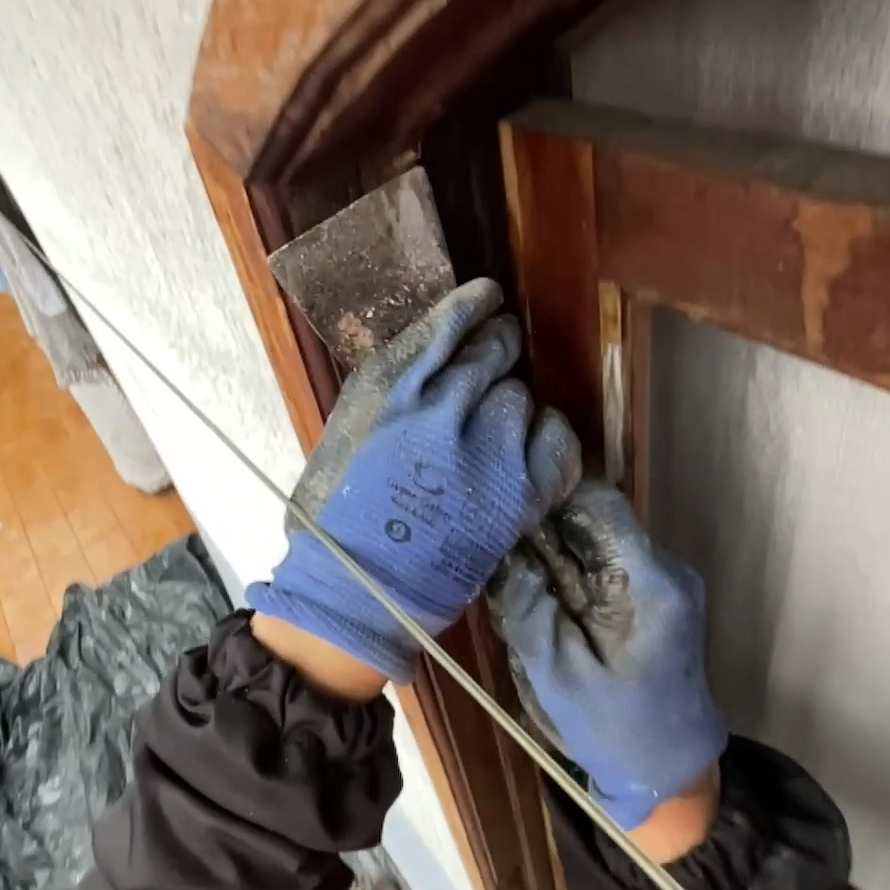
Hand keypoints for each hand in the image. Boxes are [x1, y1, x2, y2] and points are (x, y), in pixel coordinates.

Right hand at [247, 279, 580, 681]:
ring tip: (496, 427)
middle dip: (498, 349)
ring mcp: (485, 451)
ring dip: (511, 405)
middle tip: (498, 358)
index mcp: (389, 388)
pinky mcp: (518, 493)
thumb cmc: (334, 513)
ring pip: (522, 396)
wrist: (356, 589)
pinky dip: (547, 436)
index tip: (488, 300)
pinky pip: (556, 440)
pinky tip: (531, 444)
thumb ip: (392, 390)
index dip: (474, 306)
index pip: (448, 324)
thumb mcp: (347, 429)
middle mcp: (441, 408)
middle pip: (494, 352)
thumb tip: (434, 361)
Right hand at [489, 480, 726, 829]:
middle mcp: (662, 567)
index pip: (599, 501)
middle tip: (497, 553)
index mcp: (649, 584)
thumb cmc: (615, 729)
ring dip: (550, 551)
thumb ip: (527, 611)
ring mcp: (660, 577)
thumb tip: (504, 554)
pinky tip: (543, 597)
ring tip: (515, 581)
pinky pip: (598, 559)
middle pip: (592, 516)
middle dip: (540, 528)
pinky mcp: (650, 589)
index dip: (547, 493)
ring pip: (591, 535)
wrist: (671, 770)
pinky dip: (565, 569)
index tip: (501, 510)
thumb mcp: (558, 677)